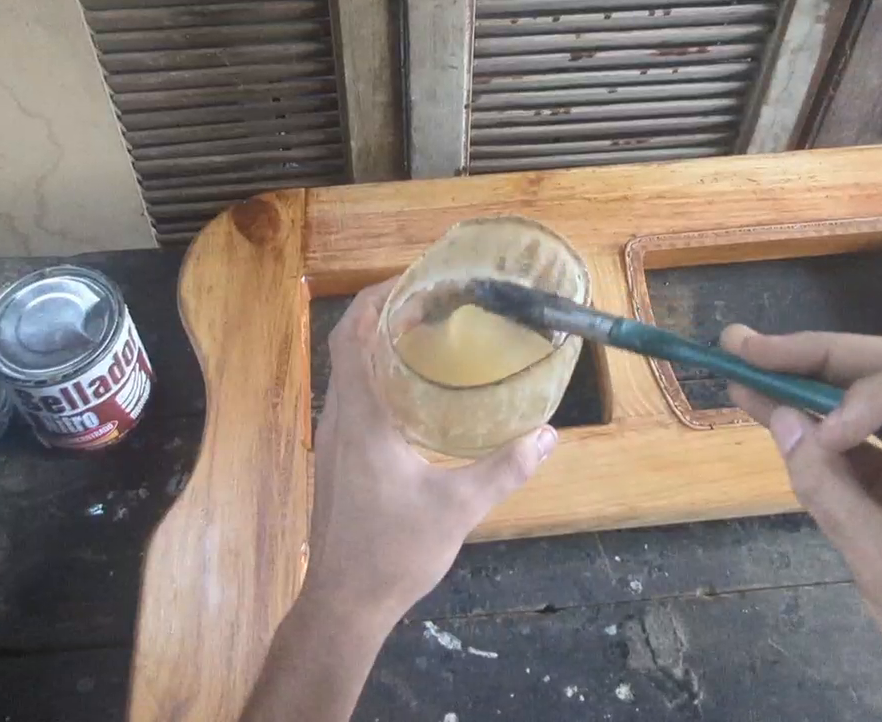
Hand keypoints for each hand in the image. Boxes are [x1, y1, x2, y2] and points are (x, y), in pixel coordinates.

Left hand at [242, 280, 557, 721]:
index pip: (354, 335)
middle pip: (347, 343)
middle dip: (381, 312)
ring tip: (425, 332)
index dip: (376, 298)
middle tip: (429, 300)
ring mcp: (333, 435)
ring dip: (376, 342)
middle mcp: (340, 415)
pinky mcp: (337, 454)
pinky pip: (351, 393)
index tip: (413, 280)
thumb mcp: (457, 509)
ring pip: (347, 368)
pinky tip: (411, 388)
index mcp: (362, 415)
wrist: (343, 602)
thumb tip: (548, 434)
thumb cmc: (393, 550)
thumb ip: (504, 469)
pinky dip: (374, 372)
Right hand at [722, 327, 881, 721]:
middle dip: (820, 358)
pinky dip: (812, 417)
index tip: (825, 432)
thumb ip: (833, 492)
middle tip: (748, 346)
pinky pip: (862, 431)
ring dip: (807, 376)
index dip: (876, 393)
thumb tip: (778, 419)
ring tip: (742, 356)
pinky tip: (762, 398)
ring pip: (875, 389)